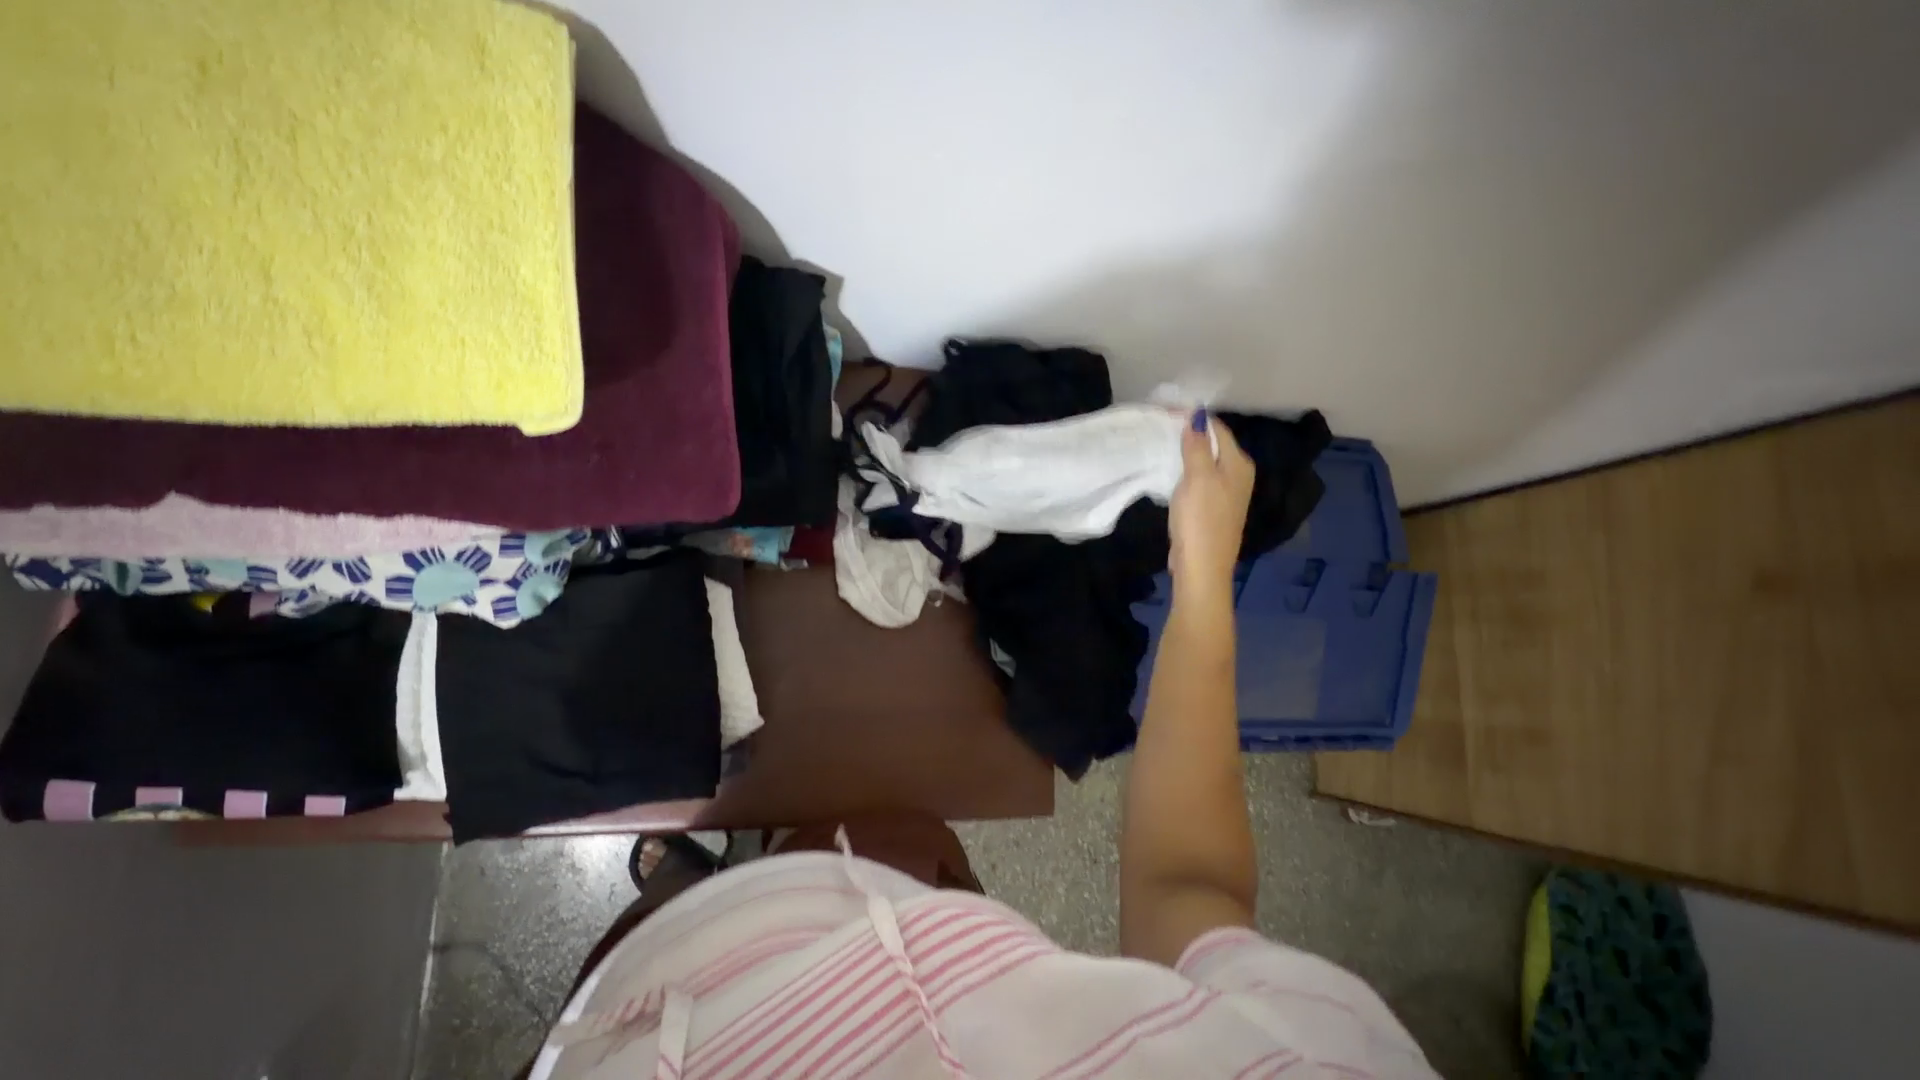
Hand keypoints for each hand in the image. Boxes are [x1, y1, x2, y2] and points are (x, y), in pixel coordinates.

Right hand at [1170, 411, 1254, 602]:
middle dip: (1188, 432)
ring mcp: (1227, 494)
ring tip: (1159, 443)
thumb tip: (1196, 416)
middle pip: (1213, 444)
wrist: (1201, 567)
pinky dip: (1185, 470)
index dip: (1192, 417)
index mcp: (1239, 464)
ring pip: (1205, 462)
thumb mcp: (1197, 477)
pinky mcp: (1213, 509)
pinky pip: (1200, 479)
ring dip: (1185, 452)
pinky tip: (1169, 472)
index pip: (1217, 428)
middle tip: (1158, 424)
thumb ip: (1196, 445)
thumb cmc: (1201, 520)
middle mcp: (1238, 475)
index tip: (1163, 411)